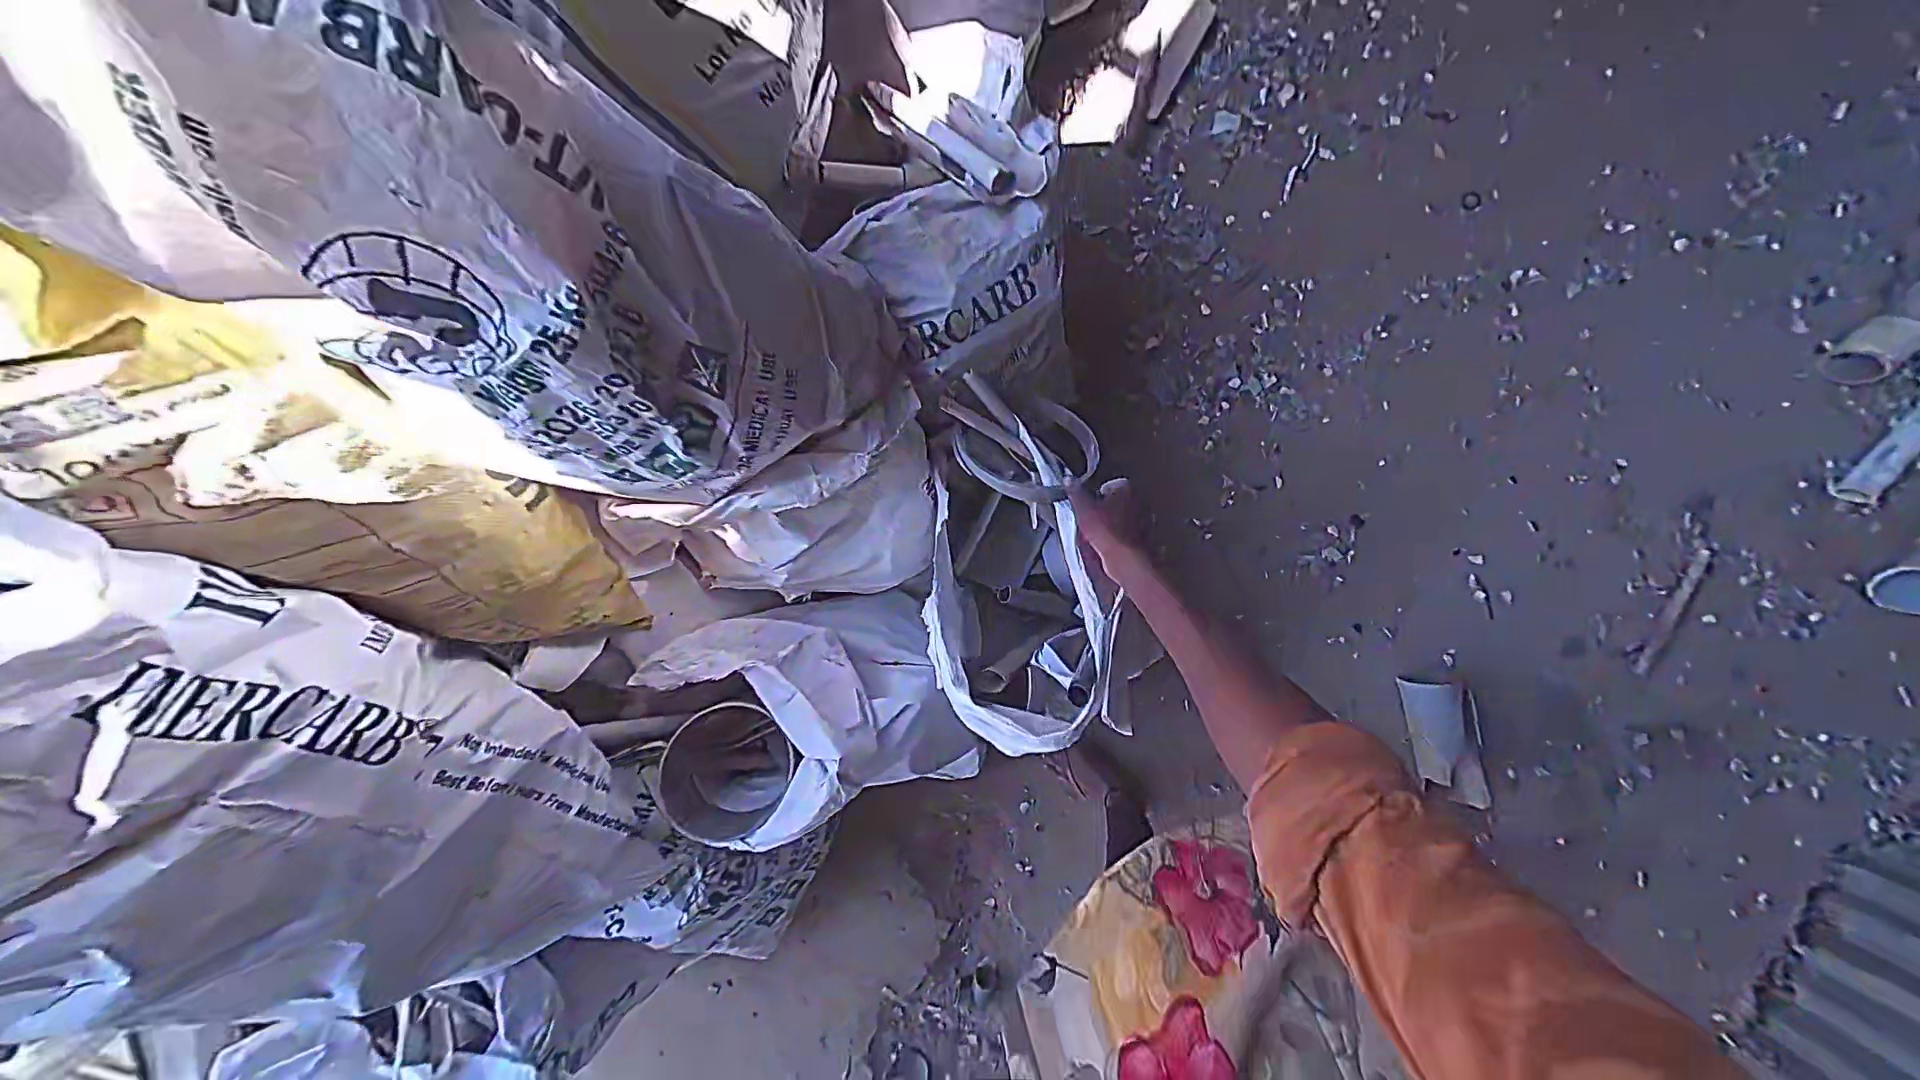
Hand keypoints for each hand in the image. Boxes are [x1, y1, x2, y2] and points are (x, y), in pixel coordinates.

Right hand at [1069, 478, 1153, 589]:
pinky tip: (1105, 546)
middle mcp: (1140, 503)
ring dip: (1111, 525)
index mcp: (1126, 489)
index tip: (1088, 502)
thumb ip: (1075, 491)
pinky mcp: (1144, 540)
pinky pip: (1126, 537)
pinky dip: (1117, 539)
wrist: (1125, 558)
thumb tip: (1068, 480)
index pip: (1111, 484)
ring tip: (1096, 535)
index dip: (1097, 493)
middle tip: (1091, 518)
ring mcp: (1144, 522)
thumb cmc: (1108, 530)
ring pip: (1123, 520)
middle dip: (1104, 510)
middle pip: (1118, 502)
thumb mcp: (1083, 508)